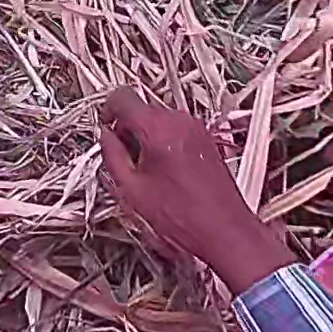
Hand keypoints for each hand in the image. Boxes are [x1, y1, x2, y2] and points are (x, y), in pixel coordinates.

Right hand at [98, 89, 293, 292]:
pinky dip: (163, 140)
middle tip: (123, 157)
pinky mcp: (206, 138)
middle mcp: (179, 120)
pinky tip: (164, 171)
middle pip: (141, 108)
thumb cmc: (182, 217)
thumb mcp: (131, 189)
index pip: (122, 98)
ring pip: (158, 118)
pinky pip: (175, 128)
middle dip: (127, 128)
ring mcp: (196, 128)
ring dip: (146, 135)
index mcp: (157, 128)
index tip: (105, 128)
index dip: (107, 110)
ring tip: (145, 169)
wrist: (227, 233)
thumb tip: (105, 137)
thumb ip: (111, 155)